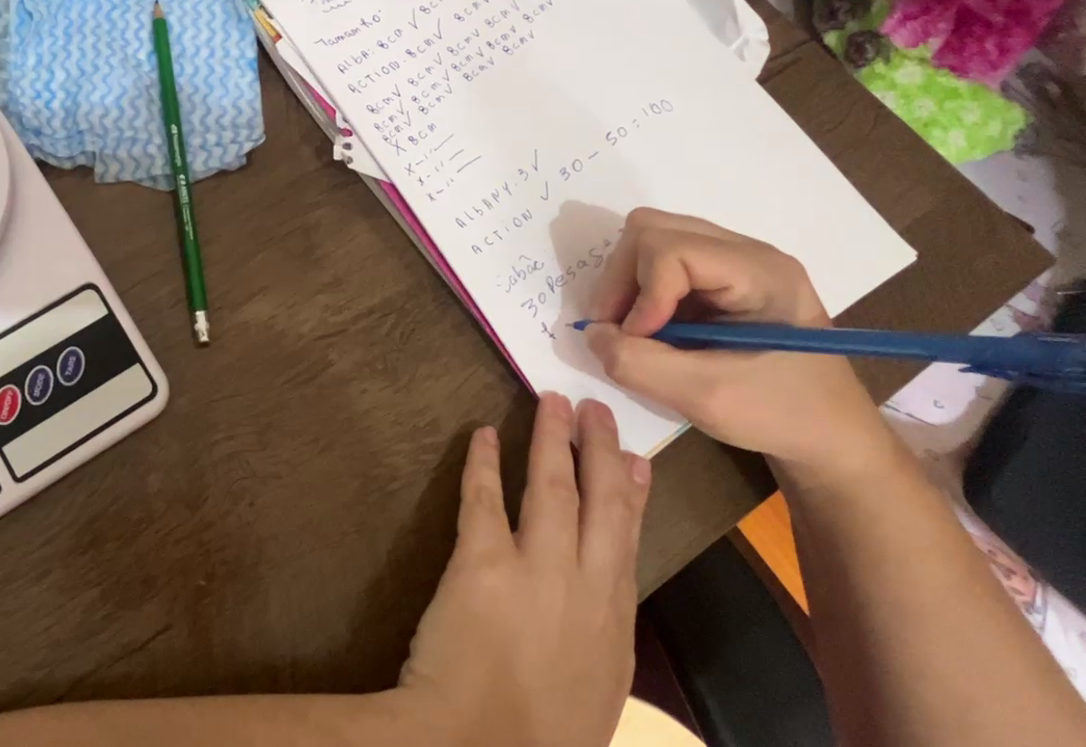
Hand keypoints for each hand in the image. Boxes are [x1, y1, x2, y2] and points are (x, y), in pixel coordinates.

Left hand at [390, 393, 650, 746]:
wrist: (479, 746)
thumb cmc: (539, 734)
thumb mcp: (595, 692)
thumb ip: (601, 645)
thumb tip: (606, 610)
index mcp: (615, 620)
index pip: (630, 540)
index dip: (634, 495)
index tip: (637, 459)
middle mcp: (585, 585)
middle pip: (599, 502)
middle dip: (600, 450)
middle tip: (599, 408)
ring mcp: (536, 570)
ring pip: (550, 488)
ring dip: (551, 441)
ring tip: (553, 402)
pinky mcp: (482, 562)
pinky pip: (484, 498)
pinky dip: (482, 463)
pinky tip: (482, 434)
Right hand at [581, 208, 890, 475]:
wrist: (830, 435)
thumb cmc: (780, 414)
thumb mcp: (703, 396)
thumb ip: (635, 362)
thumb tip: (593, 333)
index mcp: (761, 274)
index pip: (668, 248)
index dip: (640, 292)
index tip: (637, 340)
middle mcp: (746, 253)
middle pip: (651, 229)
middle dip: (622, 279)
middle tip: (620, 329)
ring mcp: (733, 261)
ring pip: (648, 238)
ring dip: (626, 283)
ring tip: (634, 329)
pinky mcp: (718, 276)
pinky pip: (657, 259)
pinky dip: (639, 289)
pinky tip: (653, 327)